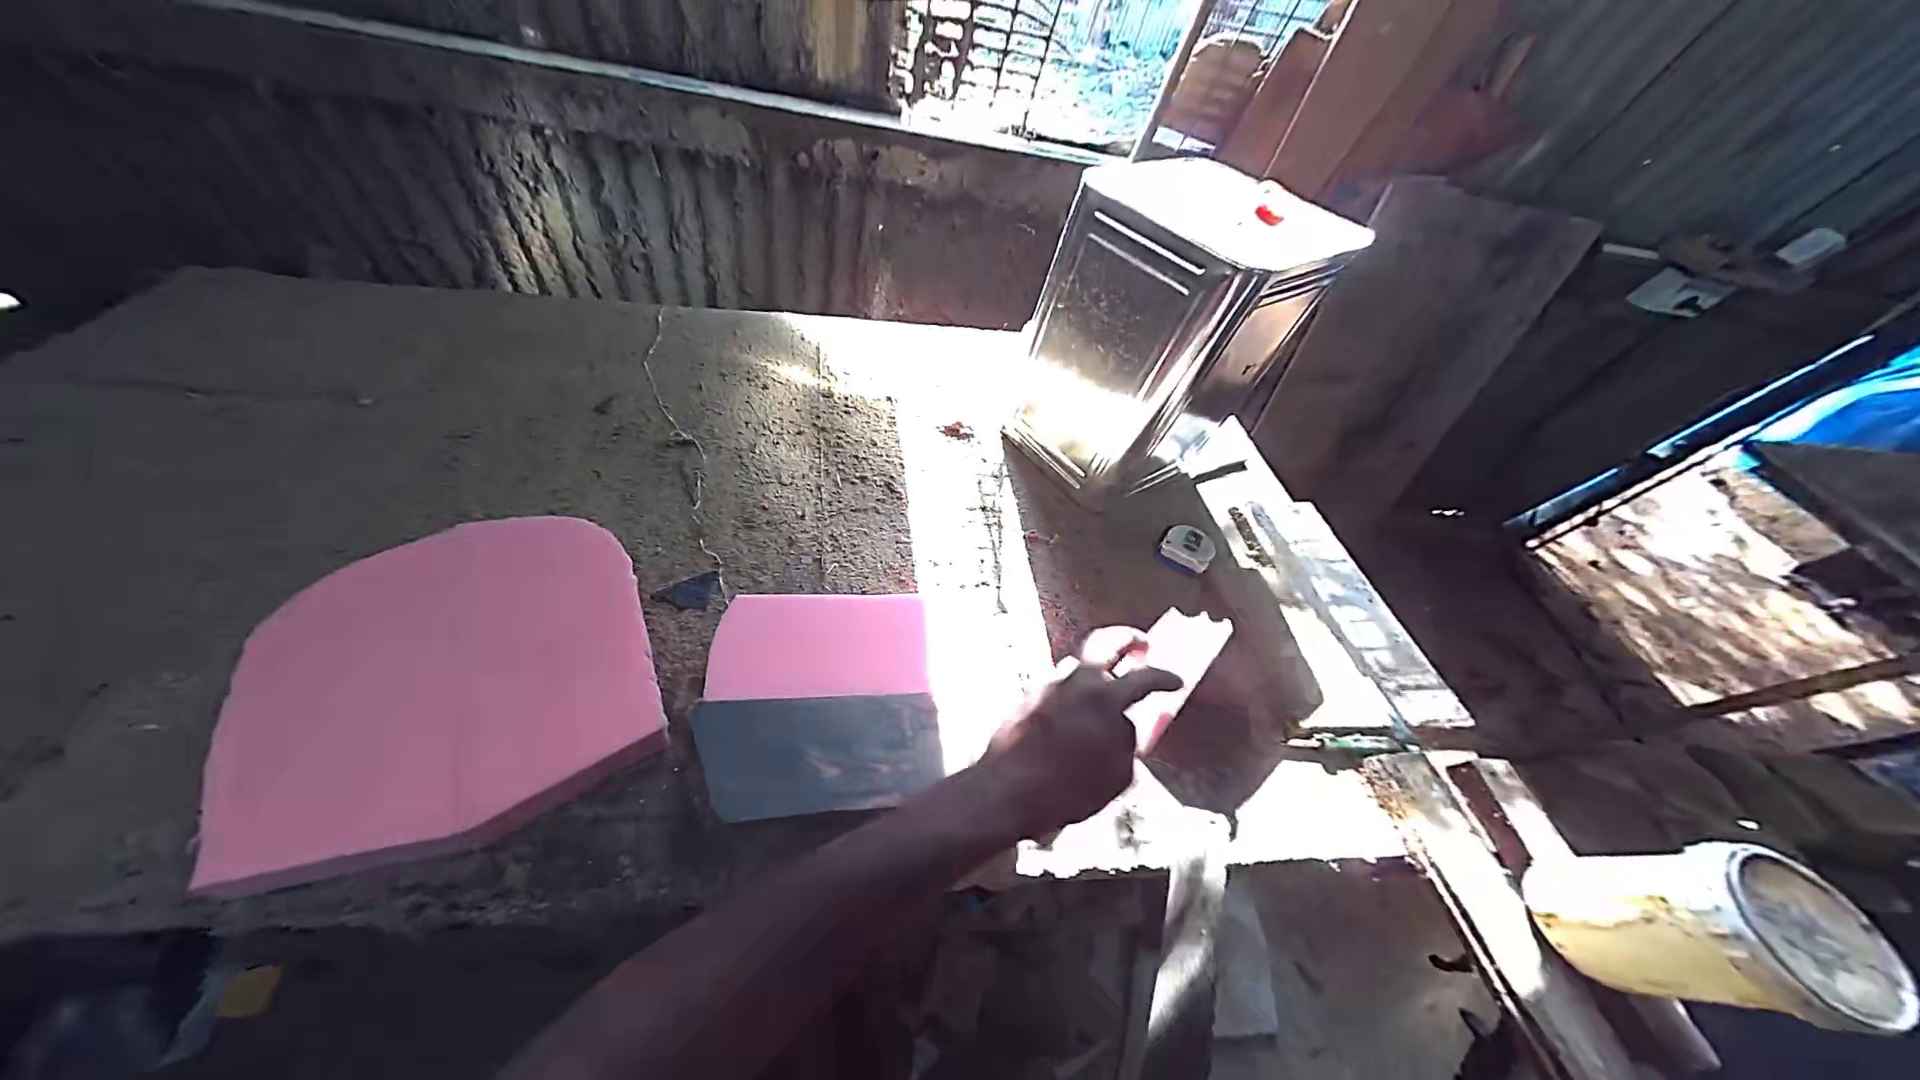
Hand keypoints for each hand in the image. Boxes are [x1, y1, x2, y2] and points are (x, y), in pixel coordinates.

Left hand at [976, 627, 1181, 838]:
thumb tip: (1126, 726)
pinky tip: (1078, 710)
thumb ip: (1127, 744)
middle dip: (1128, 638)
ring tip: (1110, 683)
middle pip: (1106, 641)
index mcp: (1103, 699)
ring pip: (1079, 661)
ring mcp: (1047, 684)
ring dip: (1099, 665)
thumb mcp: (1115, 776)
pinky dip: (1075, 687)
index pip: (1144, 677)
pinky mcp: (1028, 695)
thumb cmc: (1065, 791)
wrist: (1005, 791)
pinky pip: (1059, 682)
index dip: (1165, 677)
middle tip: (1142, 644)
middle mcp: (1075, 681)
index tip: (1175, 681)